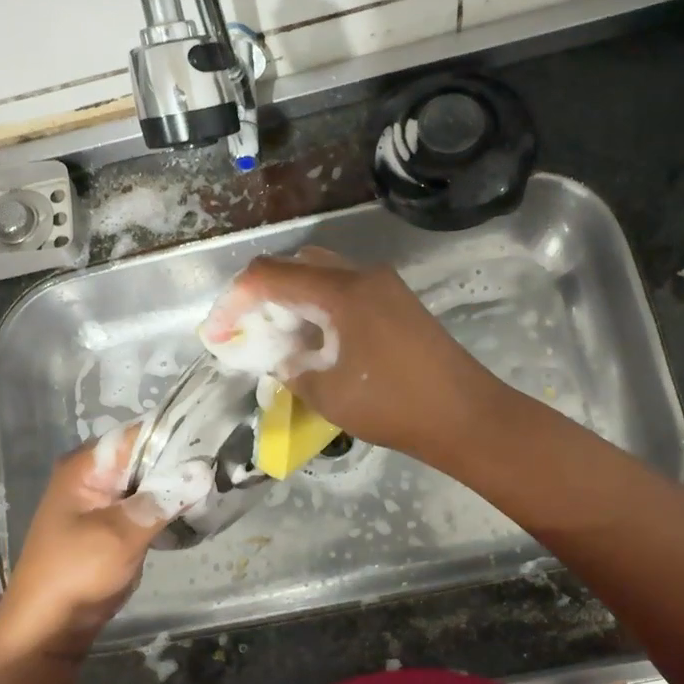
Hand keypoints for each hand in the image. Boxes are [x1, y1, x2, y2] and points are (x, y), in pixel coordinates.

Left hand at [0, 424, 209, 652]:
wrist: (48, 626)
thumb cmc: (77, 573)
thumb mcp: (122, 534)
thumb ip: (163, 500)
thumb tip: (203, 470)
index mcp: (85, 467)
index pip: (137, 435)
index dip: (175, 435)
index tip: (215, 438)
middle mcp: (91, 477)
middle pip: (143, 457)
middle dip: (180, 462)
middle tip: (224, 464)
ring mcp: (100, 503)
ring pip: (146, 483)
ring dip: (176, 487)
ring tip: (218, 485)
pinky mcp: (111, 527)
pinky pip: (144, 506)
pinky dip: (166, 508)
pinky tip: (196, 510)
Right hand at [205, 247, 507, 461]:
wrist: (465, 416)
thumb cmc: (393, 405)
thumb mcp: (328, 393)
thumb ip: (292, 369)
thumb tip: (282, 359)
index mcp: (342, 291)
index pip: (270, 276)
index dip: (234, 301)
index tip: (217, 334)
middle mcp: (363, 276)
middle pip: (297, 266)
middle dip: (263, 296)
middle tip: (249, 332)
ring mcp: (386, 288)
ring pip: (324, 278)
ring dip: (294, 303)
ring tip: (280, 342)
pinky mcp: (399, 305)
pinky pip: (347, 294)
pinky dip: (321, 311)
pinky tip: (317, 345)